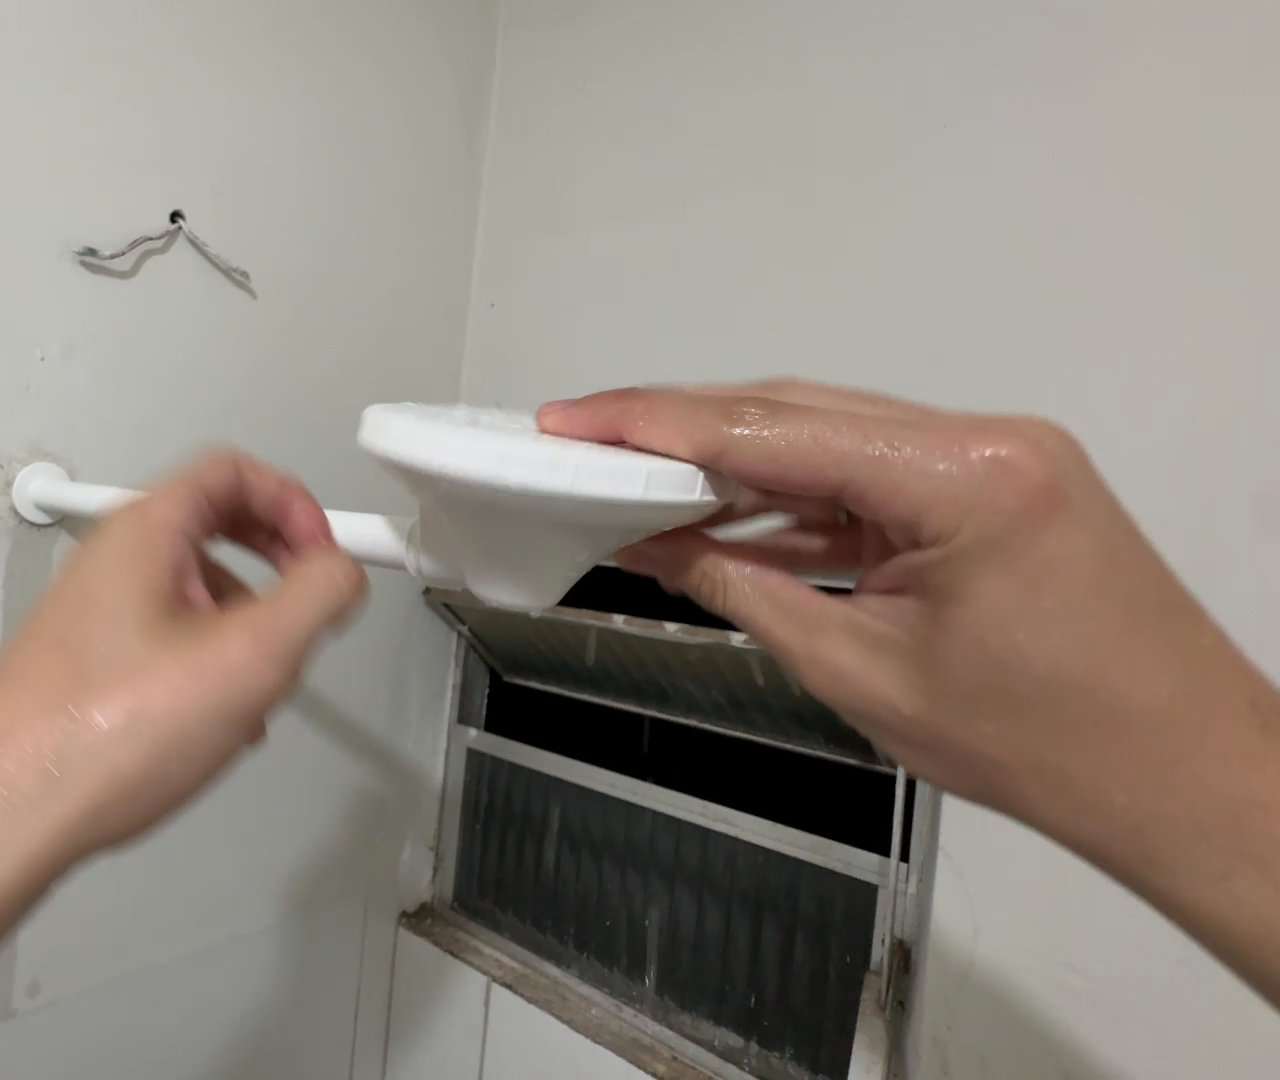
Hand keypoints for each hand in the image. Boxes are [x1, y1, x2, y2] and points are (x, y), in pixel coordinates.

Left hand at [0, 450, 367, 863]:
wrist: (1, 817)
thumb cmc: (110, 732)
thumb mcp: (249, 658)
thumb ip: (317, 597)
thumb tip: (341, 571)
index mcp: (147, 532)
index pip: (234, 471)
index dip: (294, 503)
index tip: (324, 555)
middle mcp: (116, 559)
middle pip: (218, 526)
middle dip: (275, 569)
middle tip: (302, 614)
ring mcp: (99, 610)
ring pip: (199, 591)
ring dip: (248, 628)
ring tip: (258, 693)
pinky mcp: (93, 659)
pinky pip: (172, 637)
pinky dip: (212, 663)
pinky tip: (218, 724)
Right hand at [539, 381, 1279, 1000]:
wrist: (1187, 784)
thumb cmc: (1032, 744)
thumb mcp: (853, 667)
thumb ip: (736, 587)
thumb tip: (645, 545)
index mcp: (959, 475)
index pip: (765, 432)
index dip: (651, 425)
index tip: (570, 421)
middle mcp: (971, 440)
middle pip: (785, 411)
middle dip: (670, 423)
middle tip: (579, 430)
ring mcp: (974, 459)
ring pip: (809, 436)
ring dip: (713, 457)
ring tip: (622, 467)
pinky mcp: (966, 490)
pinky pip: (841, 478)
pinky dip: (765, 497)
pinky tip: (701, 511)